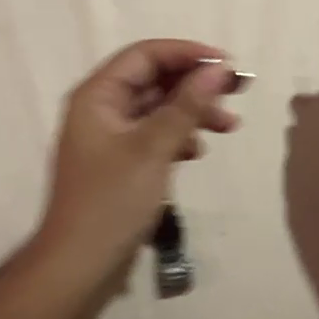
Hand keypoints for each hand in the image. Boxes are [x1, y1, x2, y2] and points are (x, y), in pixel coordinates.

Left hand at [40, 39, 241, 263]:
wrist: (79, 264)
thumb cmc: (112, 201)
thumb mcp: (154, 148)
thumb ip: (187, 105)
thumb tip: (219, 68)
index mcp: (97, 96)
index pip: (146, 55)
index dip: (188, 54)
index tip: (227, 65)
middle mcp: (100, 110)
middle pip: (153, 80)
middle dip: (195, 84)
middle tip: (238, 92)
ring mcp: (109, 138)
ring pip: (158, 110)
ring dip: (192, 112)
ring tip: (228, 127)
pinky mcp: (120, 164)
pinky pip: (154, 136)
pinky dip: (179, 138)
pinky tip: (197, 152)